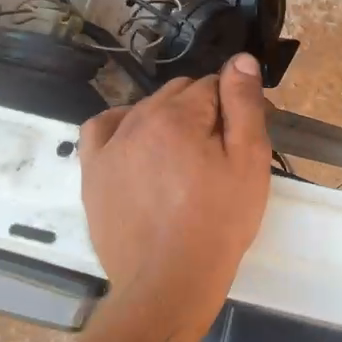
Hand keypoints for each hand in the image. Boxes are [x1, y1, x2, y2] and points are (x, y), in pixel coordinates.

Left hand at [79, 53, 271, 331]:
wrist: (170, 280)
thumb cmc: (220, 219)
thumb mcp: (249, 159)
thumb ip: (244, 105)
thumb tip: (240, 61)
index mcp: (178, 116)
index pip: (215, 85)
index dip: (238, 105)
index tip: (249, 134)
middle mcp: (137, 121)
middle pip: (180, 93)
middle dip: (205, 109)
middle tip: (224, 150)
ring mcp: (109, 147)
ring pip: (147, 108)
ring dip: (171, 118)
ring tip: (188, 157)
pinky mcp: (92, 173)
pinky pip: (103, 128)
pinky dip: (124, 125)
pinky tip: (141, 143)